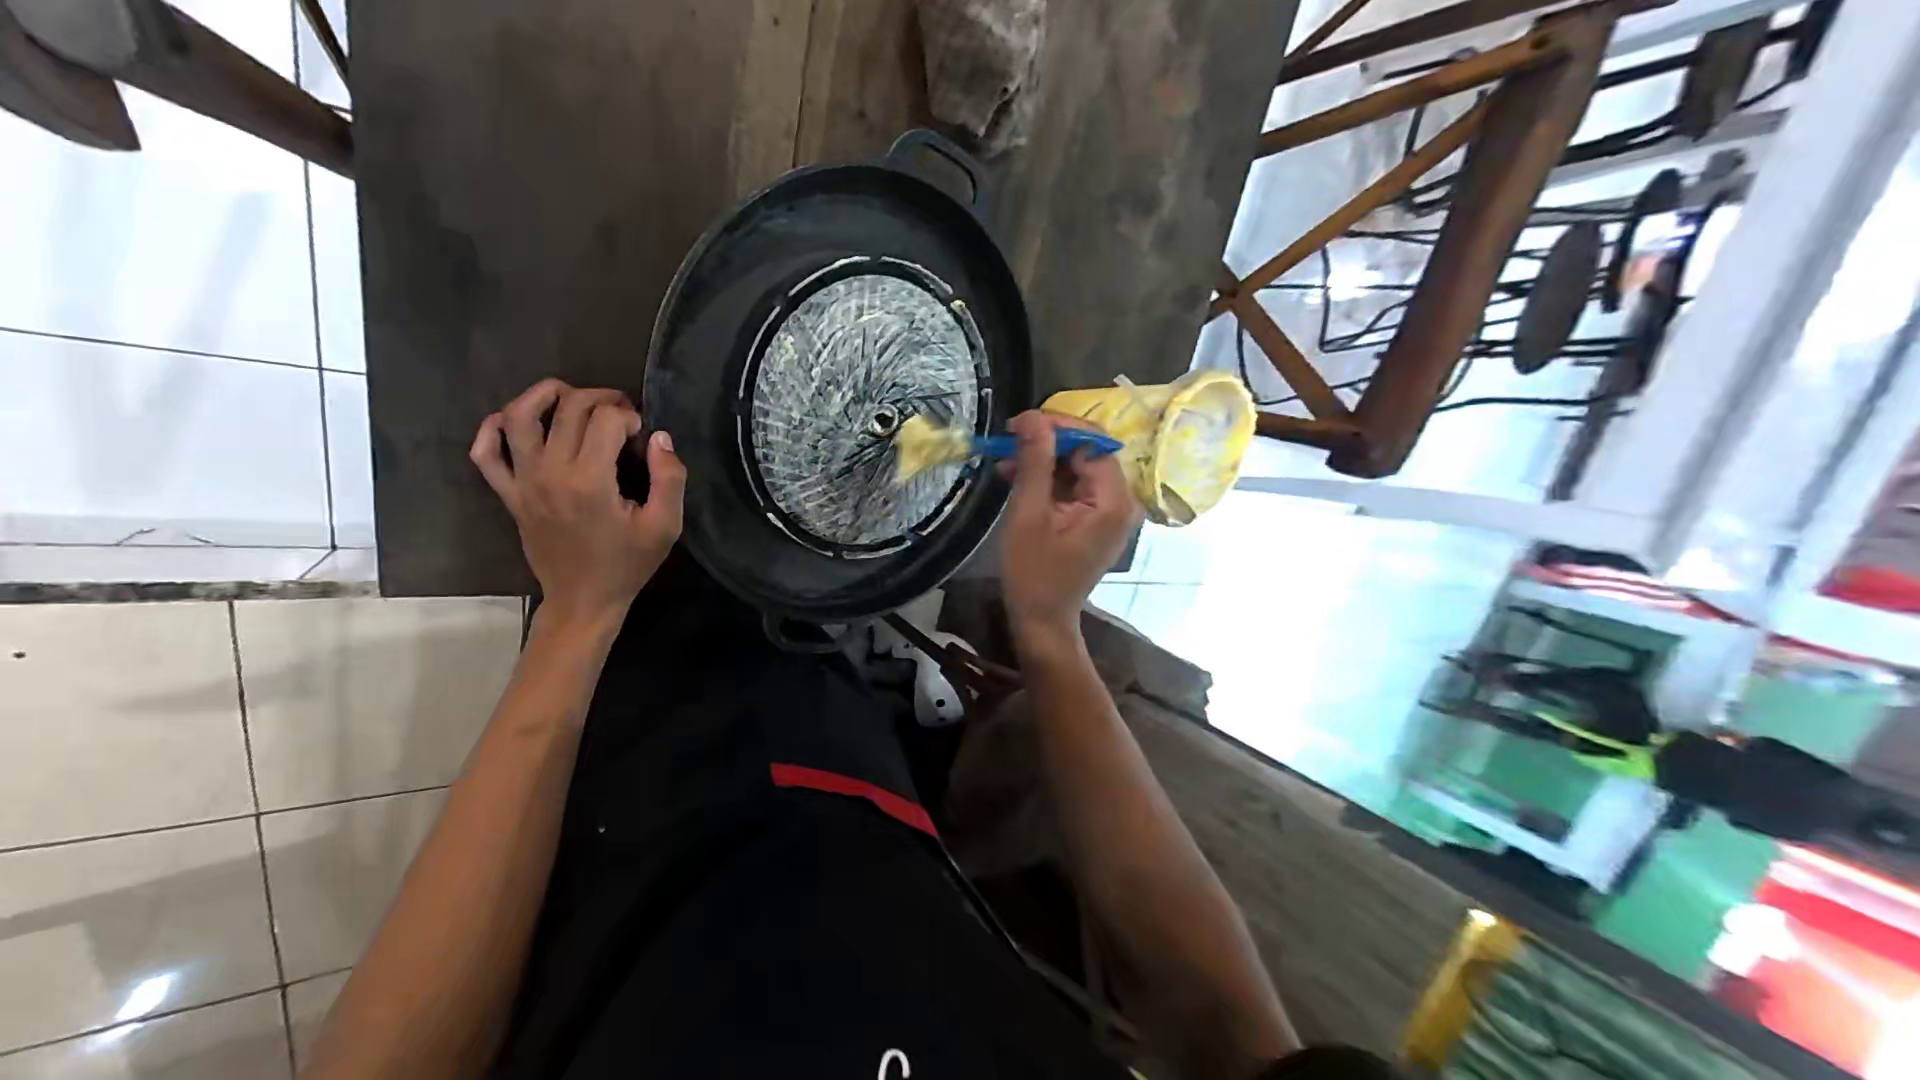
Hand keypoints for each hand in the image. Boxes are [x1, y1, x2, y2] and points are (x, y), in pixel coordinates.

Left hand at [469, 379, 685, 625]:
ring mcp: (523, 482)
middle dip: (599, 398)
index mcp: (590, 481)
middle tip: (621, 412)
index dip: (629, 416)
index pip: (606, 419)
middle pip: (568, 408)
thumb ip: (669, 479)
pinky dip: (493, 429)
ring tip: (570, 396)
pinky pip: (486, 453)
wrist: (583, 599)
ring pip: (519, 416)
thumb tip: (660, 438)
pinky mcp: (509, 494)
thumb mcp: (665, 526)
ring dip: (545, 395)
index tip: (642, 436)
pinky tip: (513, 421)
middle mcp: (550, 473)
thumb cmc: (628, 564)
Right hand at [998, 410, 1139, 651]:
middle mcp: (1122, 501)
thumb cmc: (1032, 573)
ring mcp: (1111, 511)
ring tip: (1005, 462)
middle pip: (1087, 452)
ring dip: (1043, 460)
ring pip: (1078, 467)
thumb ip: (1035, 462)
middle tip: (1008, 441)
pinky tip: (1017, 477)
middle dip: (1047, 442)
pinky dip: (1048, 479)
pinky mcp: (1098, 519)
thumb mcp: (1028, 514)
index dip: (1056, 426)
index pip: (1091, 442)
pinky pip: (1075, 486)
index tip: (1017, 424)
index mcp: (1113, 500)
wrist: (1042, 619)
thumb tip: (1032, 418)